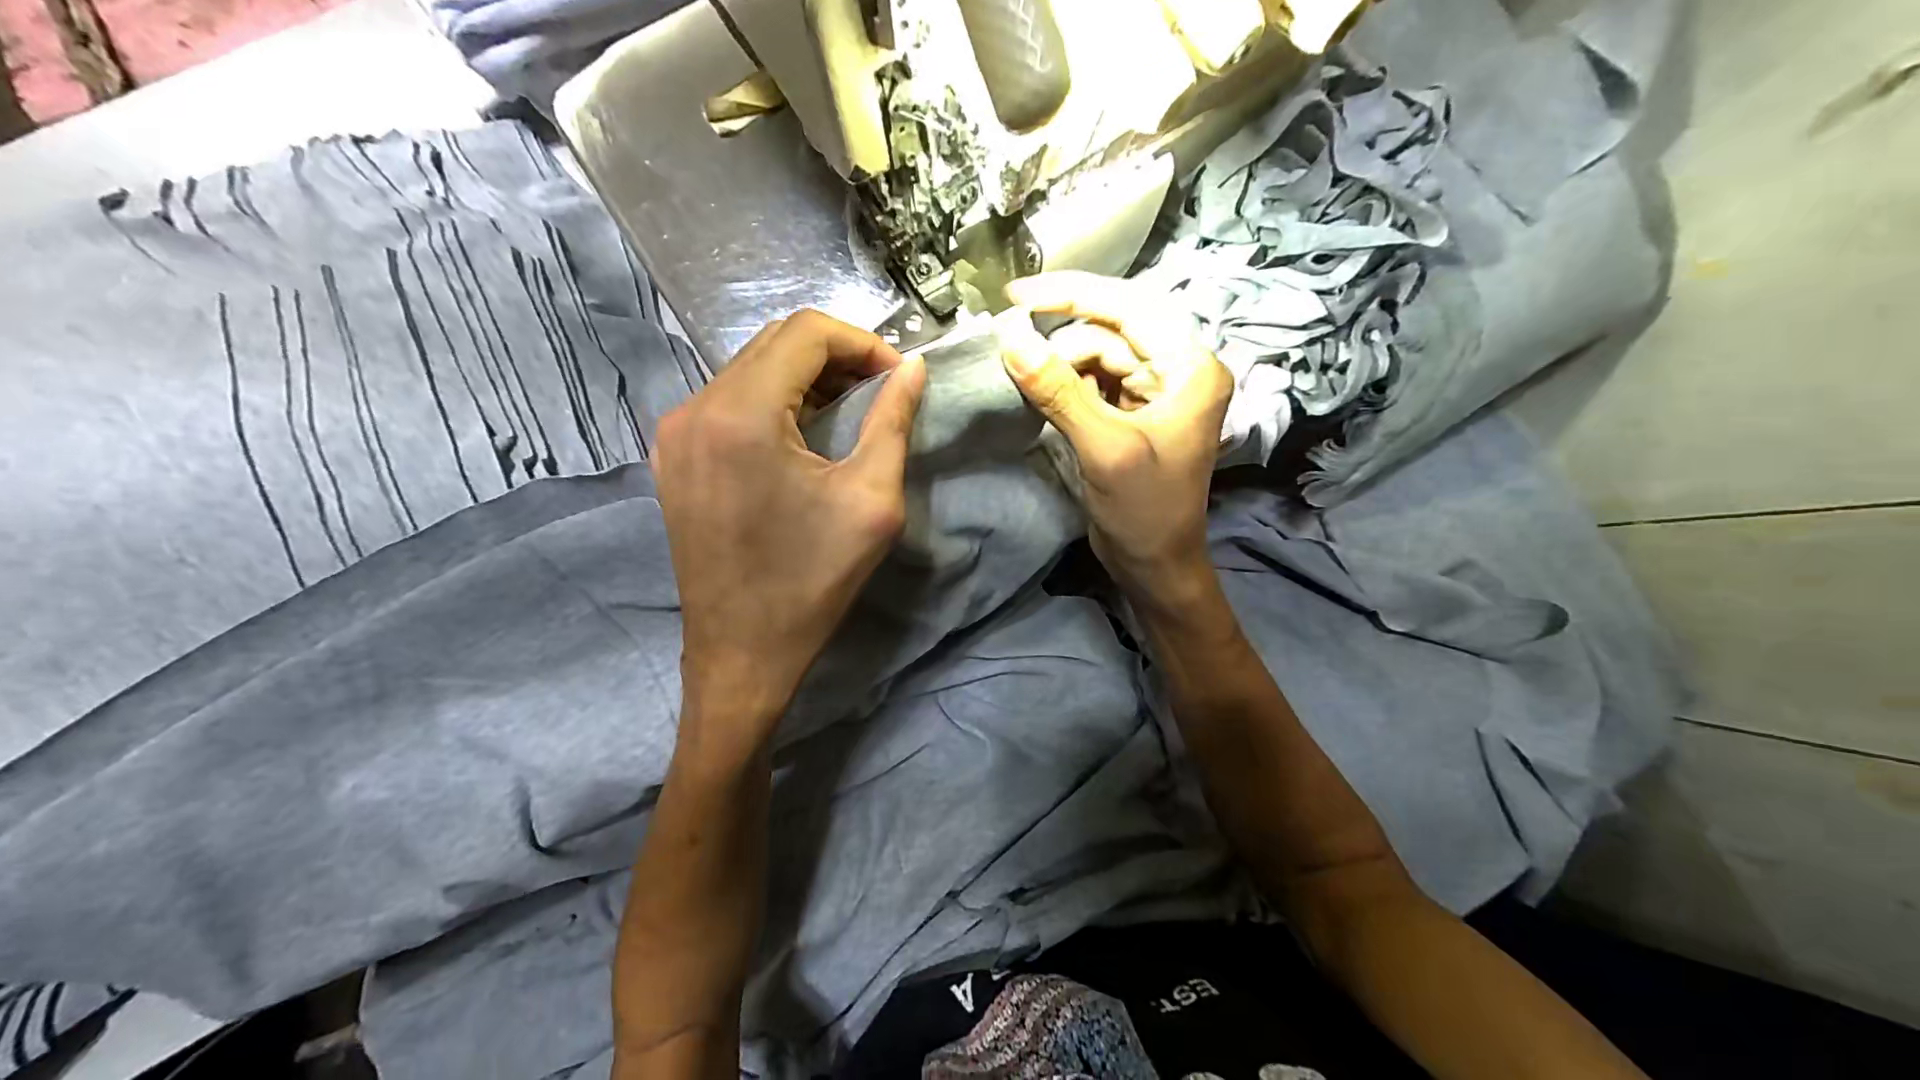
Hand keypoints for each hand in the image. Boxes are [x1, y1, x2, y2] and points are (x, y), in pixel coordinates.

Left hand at [652, 311, 926, 752]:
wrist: (740, 651)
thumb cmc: (812, 581)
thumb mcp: (870, 500)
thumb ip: (893, 421)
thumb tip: (912, 369)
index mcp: (742, 414)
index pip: (807, 331)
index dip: (862, 343)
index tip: (896, 379)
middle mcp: (696, 408)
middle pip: (775, 342)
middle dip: (835, 357)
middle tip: (878, 393)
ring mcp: (675, 432)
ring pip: (749, 368)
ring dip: (804, 378)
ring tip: (847, 413)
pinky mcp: (672, 456)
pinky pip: (727, 401)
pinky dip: (772, 401)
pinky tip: (801, 436)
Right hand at [1000, 272, 1232, 606]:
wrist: (1155, 566)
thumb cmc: (1146, 512)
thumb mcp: (1104, 449)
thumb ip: (1059, 392)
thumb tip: (1011, 339)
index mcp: (1191, 369)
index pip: (1131, 308)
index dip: (1073, 294)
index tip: (1018, 294)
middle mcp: (1178, 370)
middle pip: (1111, 329)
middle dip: (1060, 336)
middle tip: (1009, 346)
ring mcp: (1154, 391)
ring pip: (1097, 354)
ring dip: (1059, 363)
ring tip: (1023, 378)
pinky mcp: (1131, 412)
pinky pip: (1092, 381)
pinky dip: (1064, 383)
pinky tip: (1038, 390)